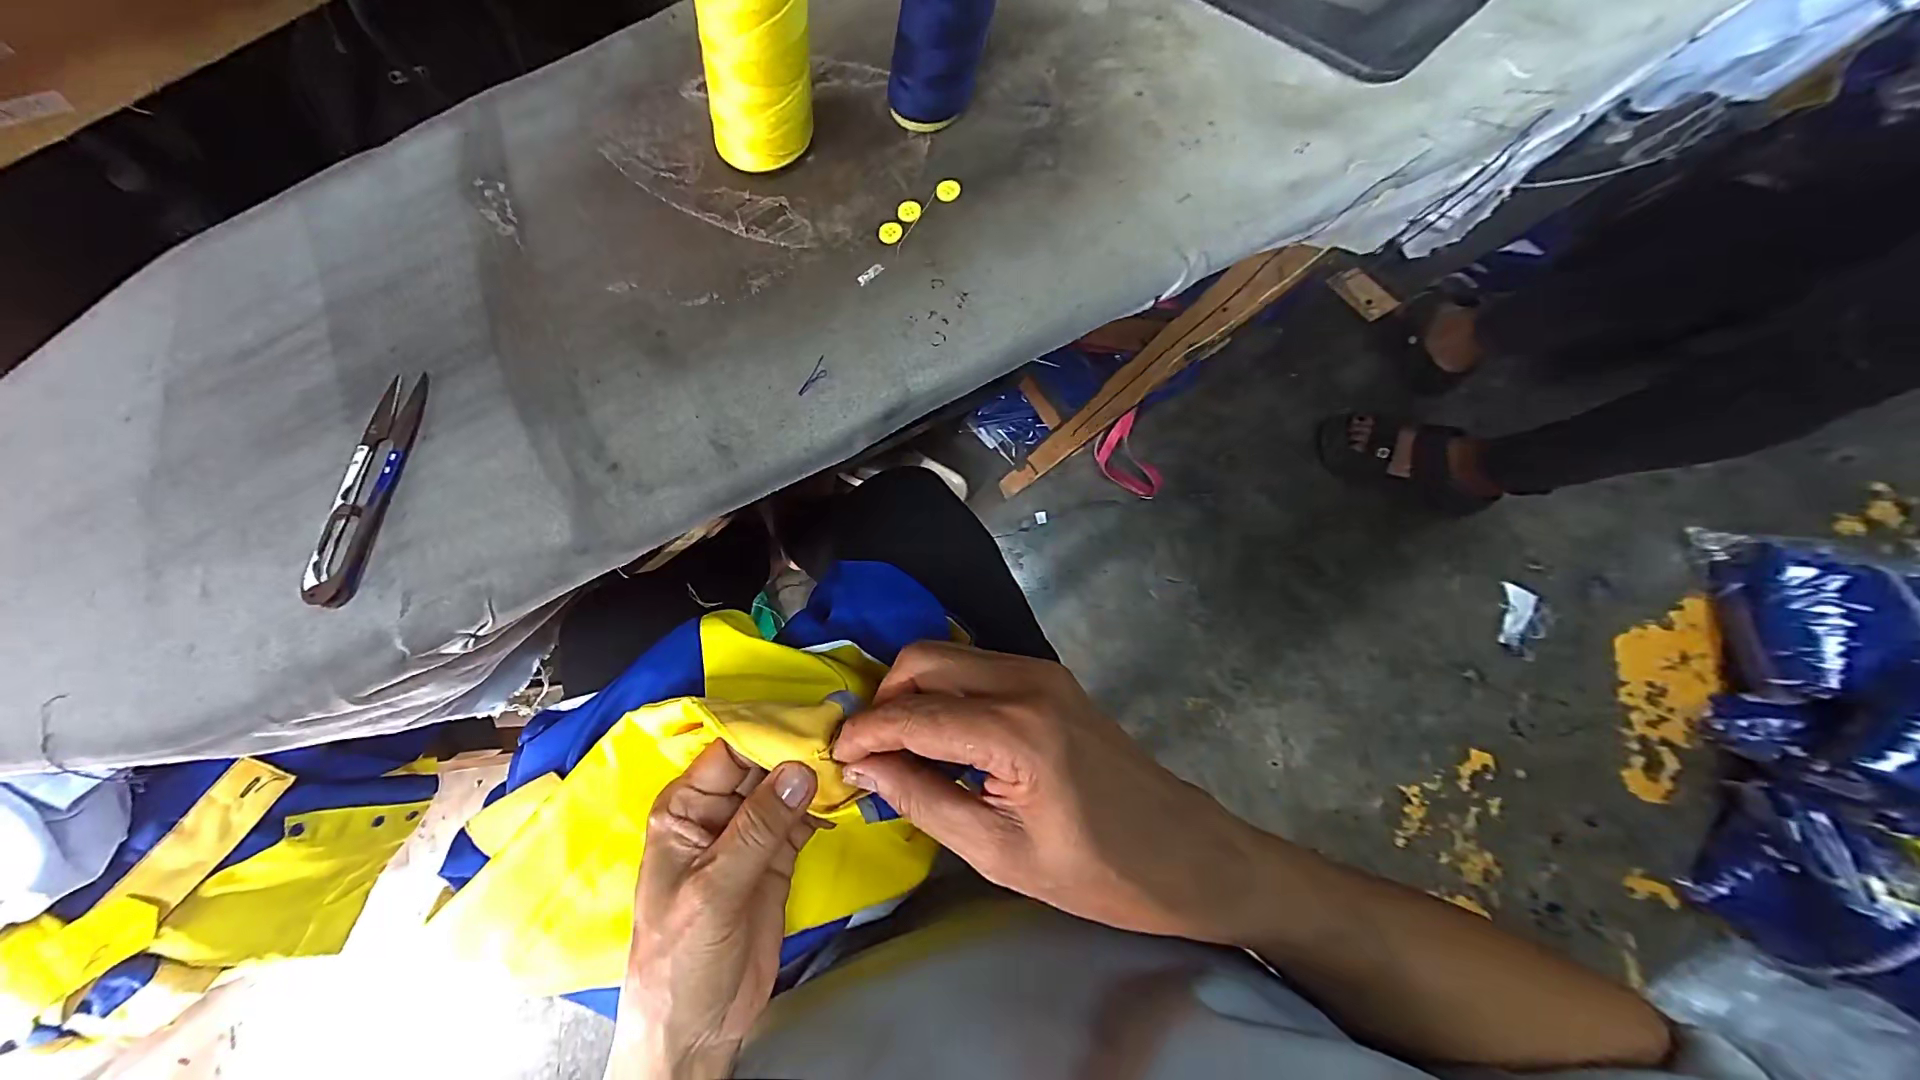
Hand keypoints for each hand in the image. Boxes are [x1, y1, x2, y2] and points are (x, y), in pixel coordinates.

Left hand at [612, 741, 824, 1079]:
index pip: (730, 752)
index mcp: (687, 809)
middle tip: (844, 735)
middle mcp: (719, 812)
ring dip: (818, 775)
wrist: (697, 1029)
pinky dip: (826, 806)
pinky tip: (847, 794)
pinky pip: (804, 817)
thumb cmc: (681, 960)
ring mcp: (752, 833)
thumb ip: (758, 828)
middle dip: (800, 749)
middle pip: (763, 765)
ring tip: (853, 759)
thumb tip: (800, 770)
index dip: (769, 733)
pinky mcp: (777, 854)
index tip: (813, 721)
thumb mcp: (714, 890)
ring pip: (788, 788)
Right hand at [831, 641, 1264, 941]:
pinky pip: (976, 666)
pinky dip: (945, 690)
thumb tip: (864, 765)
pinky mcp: (1050, 676)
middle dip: (885, 699)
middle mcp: (1027, 681)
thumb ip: (923, 800)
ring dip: (913, 691)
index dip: (865, 732)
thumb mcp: (999, 854)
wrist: (1186, 851)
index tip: (835, 756)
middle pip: (924, 659)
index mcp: (1016, 731)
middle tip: (873, 752)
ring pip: (948, 654)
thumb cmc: (1099, 872)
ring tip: (903, 747)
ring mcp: (1042, 671)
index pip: (913, 713)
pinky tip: (946, 736)